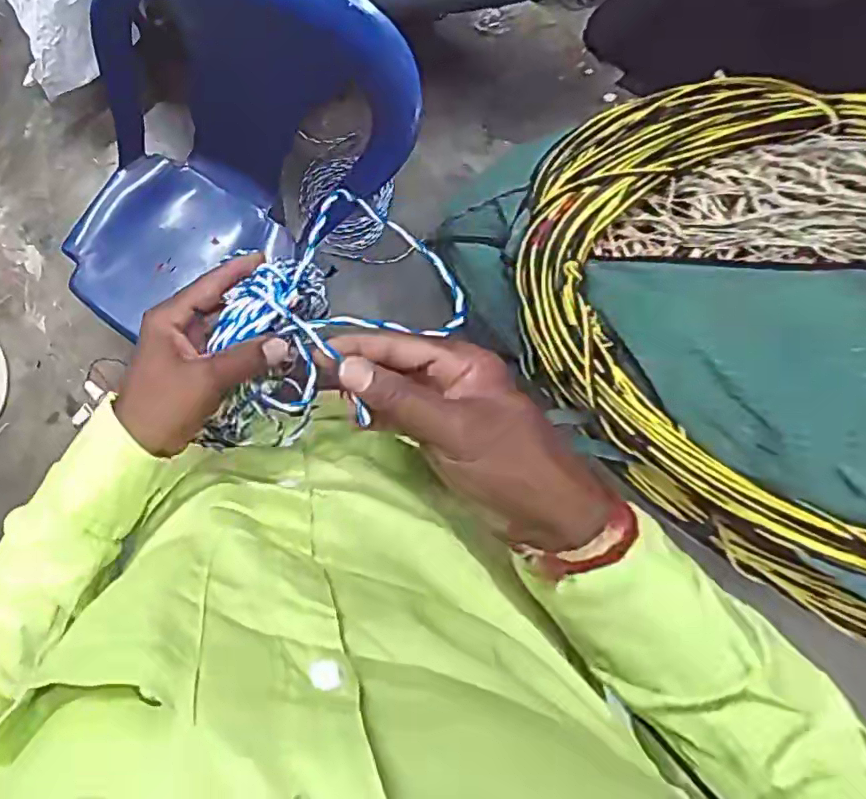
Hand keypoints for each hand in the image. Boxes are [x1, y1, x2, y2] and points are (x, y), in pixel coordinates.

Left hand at [116, 254, 291, 457]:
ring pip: (221, 326)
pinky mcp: (191, 365)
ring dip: (249, 323)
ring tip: (283, 313)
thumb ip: (245, 358)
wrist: (138, 444)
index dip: (237, 271)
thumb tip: (283, 341)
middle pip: (217, 303)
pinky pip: (221, 346)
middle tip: (284, 291)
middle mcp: (175, 324)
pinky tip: (266, 343)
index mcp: (169, 317)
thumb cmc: (164, 404)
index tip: (265, 259)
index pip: (208, 285)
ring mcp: (182, 345)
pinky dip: (242, 344)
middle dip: (250, 297)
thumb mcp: (206, 378)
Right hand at [326, 333, 621, 551]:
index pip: (396, 344)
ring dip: (361, 390)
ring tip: (323, 393)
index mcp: (460, 362)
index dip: (355, 346)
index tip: (313, 350)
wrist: (555, 523)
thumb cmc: (509, 467)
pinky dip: (375, 412)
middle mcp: (449, 374)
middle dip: (353, 366)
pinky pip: (397, 410)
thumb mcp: (451, 429)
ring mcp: (442, 402)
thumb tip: (344, 367)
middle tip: (310, 372)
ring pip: (390, 386)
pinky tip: (353, 417)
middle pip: (390, 362)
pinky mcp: (437, 428)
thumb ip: (397, 397)